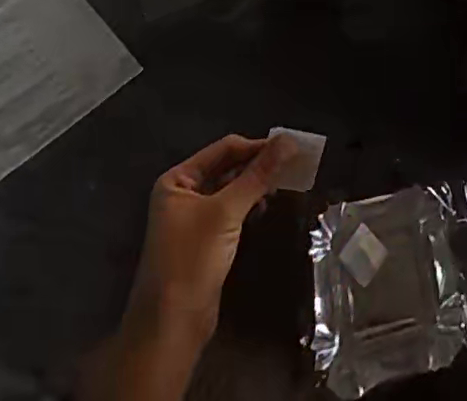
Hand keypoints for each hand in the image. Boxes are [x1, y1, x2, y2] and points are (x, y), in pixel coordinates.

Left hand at [126, 134, 295, 338]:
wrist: (171, 326)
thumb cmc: (191, 260)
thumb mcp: (227, 211)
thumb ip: (259, 174)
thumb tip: (290, 141)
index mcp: (178, 180)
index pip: (225, 149)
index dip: (258, 145)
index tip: (292, 147)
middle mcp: (183, 193)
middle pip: (229, 166)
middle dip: (260, 164)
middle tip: (295, 163)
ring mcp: (194, 217)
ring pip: (233, 188)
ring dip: (258, 183)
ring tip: (287, 182)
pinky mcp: (206, 238)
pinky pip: (233, 209)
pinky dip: (251, 203)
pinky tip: (267, 206)